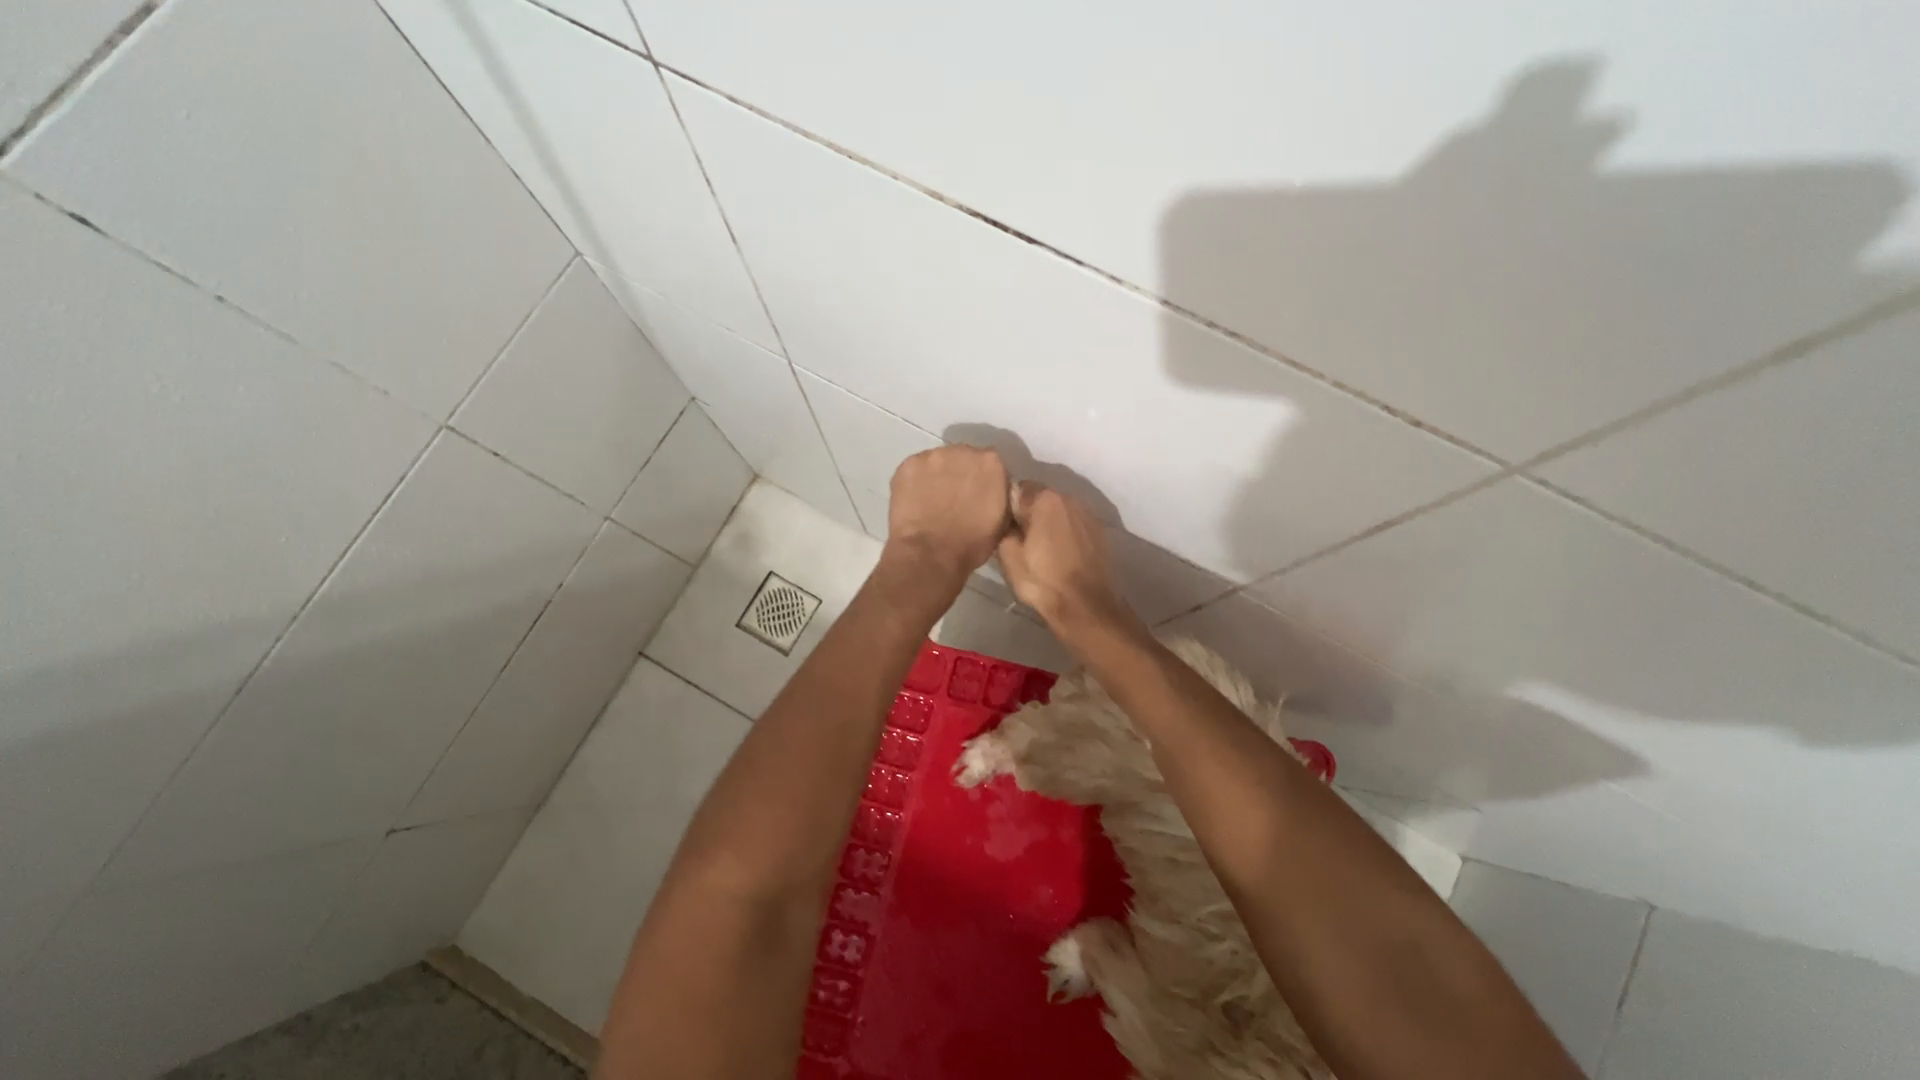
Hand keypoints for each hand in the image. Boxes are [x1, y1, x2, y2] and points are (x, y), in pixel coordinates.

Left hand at [885, 445, 1011, 584]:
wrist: (930, 554)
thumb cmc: (971, 544)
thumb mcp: (1002, 520)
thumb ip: (1000, 495)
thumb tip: (993, 492)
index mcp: (991, 462)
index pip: (990, 464)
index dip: (983, 481)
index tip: (977, 497)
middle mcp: (963, 451)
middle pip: (963, 457)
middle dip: (960, 474)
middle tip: (953, 500)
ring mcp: (932, 456)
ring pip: (937, 462)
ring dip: (937, 476)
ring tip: (932, 502)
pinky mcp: (908, 465)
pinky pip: (915, 470)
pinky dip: (915, 482)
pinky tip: (915, 502)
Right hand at [996, 482, 1134, 632]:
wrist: (1086, 606)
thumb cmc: (1042, 581)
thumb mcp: (1009, 556)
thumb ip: (1004, 528)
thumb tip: (1007, 519)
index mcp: (1045, 500)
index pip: (1018, 488)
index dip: (1008, 507)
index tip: (1004, 526)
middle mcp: (1069, 498)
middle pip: (1041, 497)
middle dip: (1030, 513)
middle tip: (1020, 539)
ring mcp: (1088, 514)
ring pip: (1059, 511)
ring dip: (1049, 522)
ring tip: (1041, 548)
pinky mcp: (1100, 532)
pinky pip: (1074, 524)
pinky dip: (1065, 533)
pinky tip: (1061, 554)